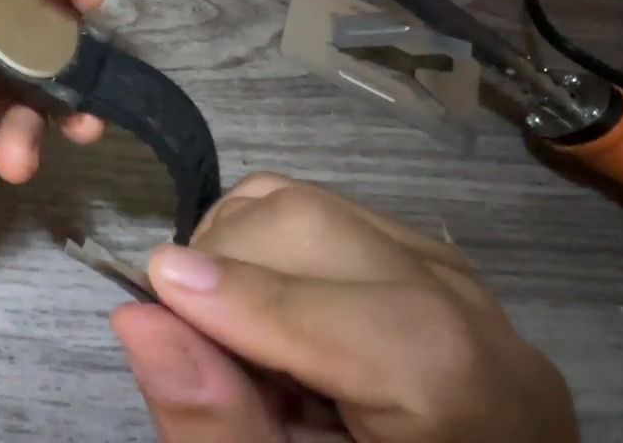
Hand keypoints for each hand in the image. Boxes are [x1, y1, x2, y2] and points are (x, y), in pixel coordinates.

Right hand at [113, 173, 576, 441]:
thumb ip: (216, 427)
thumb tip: (139, 318)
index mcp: (481, 418)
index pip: (394, 334)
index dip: (267, 304)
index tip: (157, 288)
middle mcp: (483, 330)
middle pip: (330, 236)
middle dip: (225, 265)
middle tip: (188, 338)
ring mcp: (445, 276)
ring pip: (307, 203)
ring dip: (231, 247)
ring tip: (227, 329)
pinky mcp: (403, 248)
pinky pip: (308, 202)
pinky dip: (250, 236)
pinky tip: (257, 304)